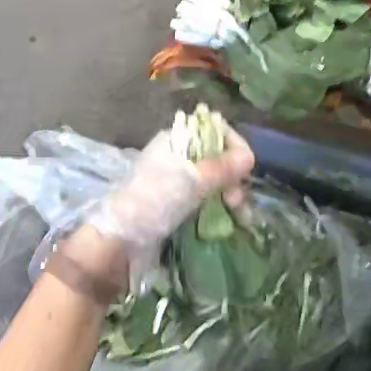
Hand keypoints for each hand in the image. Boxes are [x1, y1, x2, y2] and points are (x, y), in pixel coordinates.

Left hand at [81, 112, 254, 280]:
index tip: (245, 169)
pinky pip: (207, 200)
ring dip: (232, 196)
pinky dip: (221, 208)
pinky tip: (232, 221)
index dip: (234, 146)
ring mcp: (178, 182)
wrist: (120, 239)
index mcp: (177, 140)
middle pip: (219, 158)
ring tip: (239, 217)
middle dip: (234, 177)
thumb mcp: (190, 181)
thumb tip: (250, 156)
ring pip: (216, 182)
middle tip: (236, 202)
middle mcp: (179, 157)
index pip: (215, 131)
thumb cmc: (153, 201)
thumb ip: (222, 167)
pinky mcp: (178, 205)